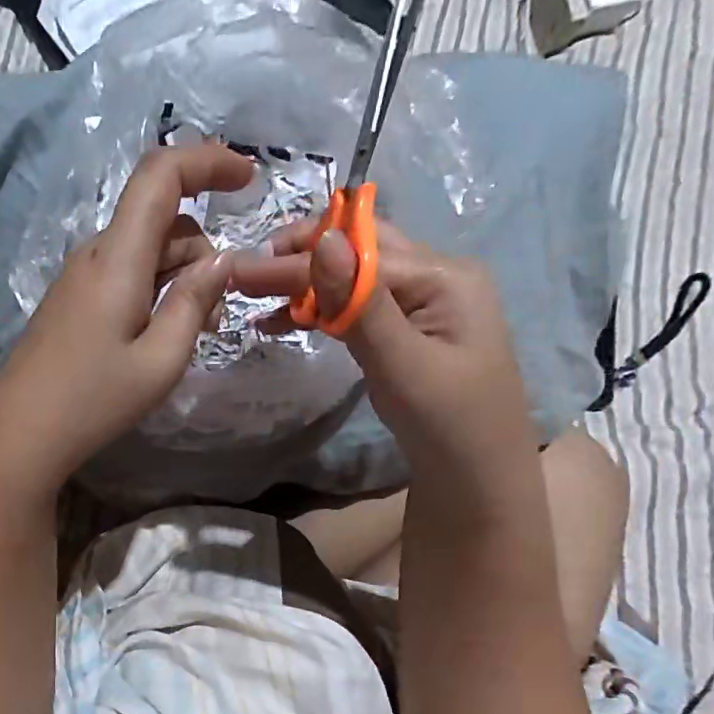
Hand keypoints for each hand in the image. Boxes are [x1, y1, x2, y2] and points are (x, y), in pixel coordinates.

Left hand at [0, 143, 255, 490]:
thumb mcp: (161, 359)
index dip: (208, 161)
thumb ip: (195, 301)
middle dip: (202, 249)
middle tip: (218, 314)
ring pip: (145, 248)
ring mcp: (79, 277)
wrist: (22, 433)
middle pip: (160, 219)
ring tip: (194, 333)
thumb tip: (223, 259)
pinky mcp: (73, 299)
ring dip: (181, 274)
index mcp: (118, 257)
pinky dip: (156, 287)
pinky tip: (162, 333)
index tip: (250, 179)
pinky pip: (125, 272)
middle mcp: (95, 254)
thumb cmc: (94, 400)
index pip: (160, 174)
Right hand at [232, 217, 536, 477]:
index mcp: (443, 276)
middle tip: (245, 272)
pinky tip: (286, 318)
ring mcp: (425, 299)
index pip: (356, 257)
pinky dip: (321, 306)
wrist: (476, 473)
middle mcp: (436, 274)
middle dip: (298, 255)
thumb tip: (323, 239)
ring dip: (305, 281)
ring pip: (353, 274)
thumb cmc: (443, 420)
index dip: (294, 264)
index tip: (237, 271)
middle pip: (357, 249)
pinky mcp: (409, 324)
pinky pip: (358, 301)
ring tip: (255, 296)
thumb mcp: (398, 362)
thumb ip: (358, 301)